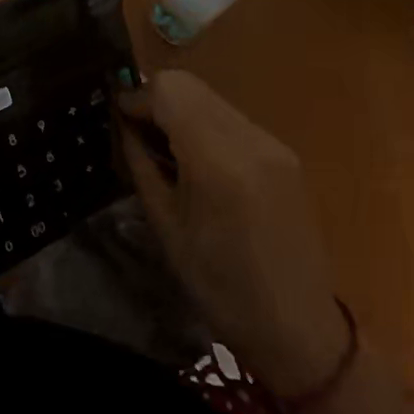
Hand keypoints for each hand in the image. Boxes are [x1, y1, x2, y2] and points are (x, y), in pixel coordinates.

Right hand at [118, 70, 349, 394]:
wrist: (297, 327)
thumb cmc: (217, 282)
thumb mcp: (163, 221)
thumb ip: (140, 160)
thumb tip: (122, 121)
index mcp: (217, 160)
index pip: (168, 91)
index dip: (134, 98)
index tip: (116, 120)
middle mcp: (250, 140)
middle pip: (189, 86)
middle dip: (154, 99)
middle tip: (135, 132)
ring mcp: (272, 145)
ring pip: (210, 97)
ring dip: (178, 109)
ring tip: (162, 148)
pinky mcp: (284, 155)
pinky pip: (230, 118)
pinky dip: (202, 123)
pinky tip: (194, 159)